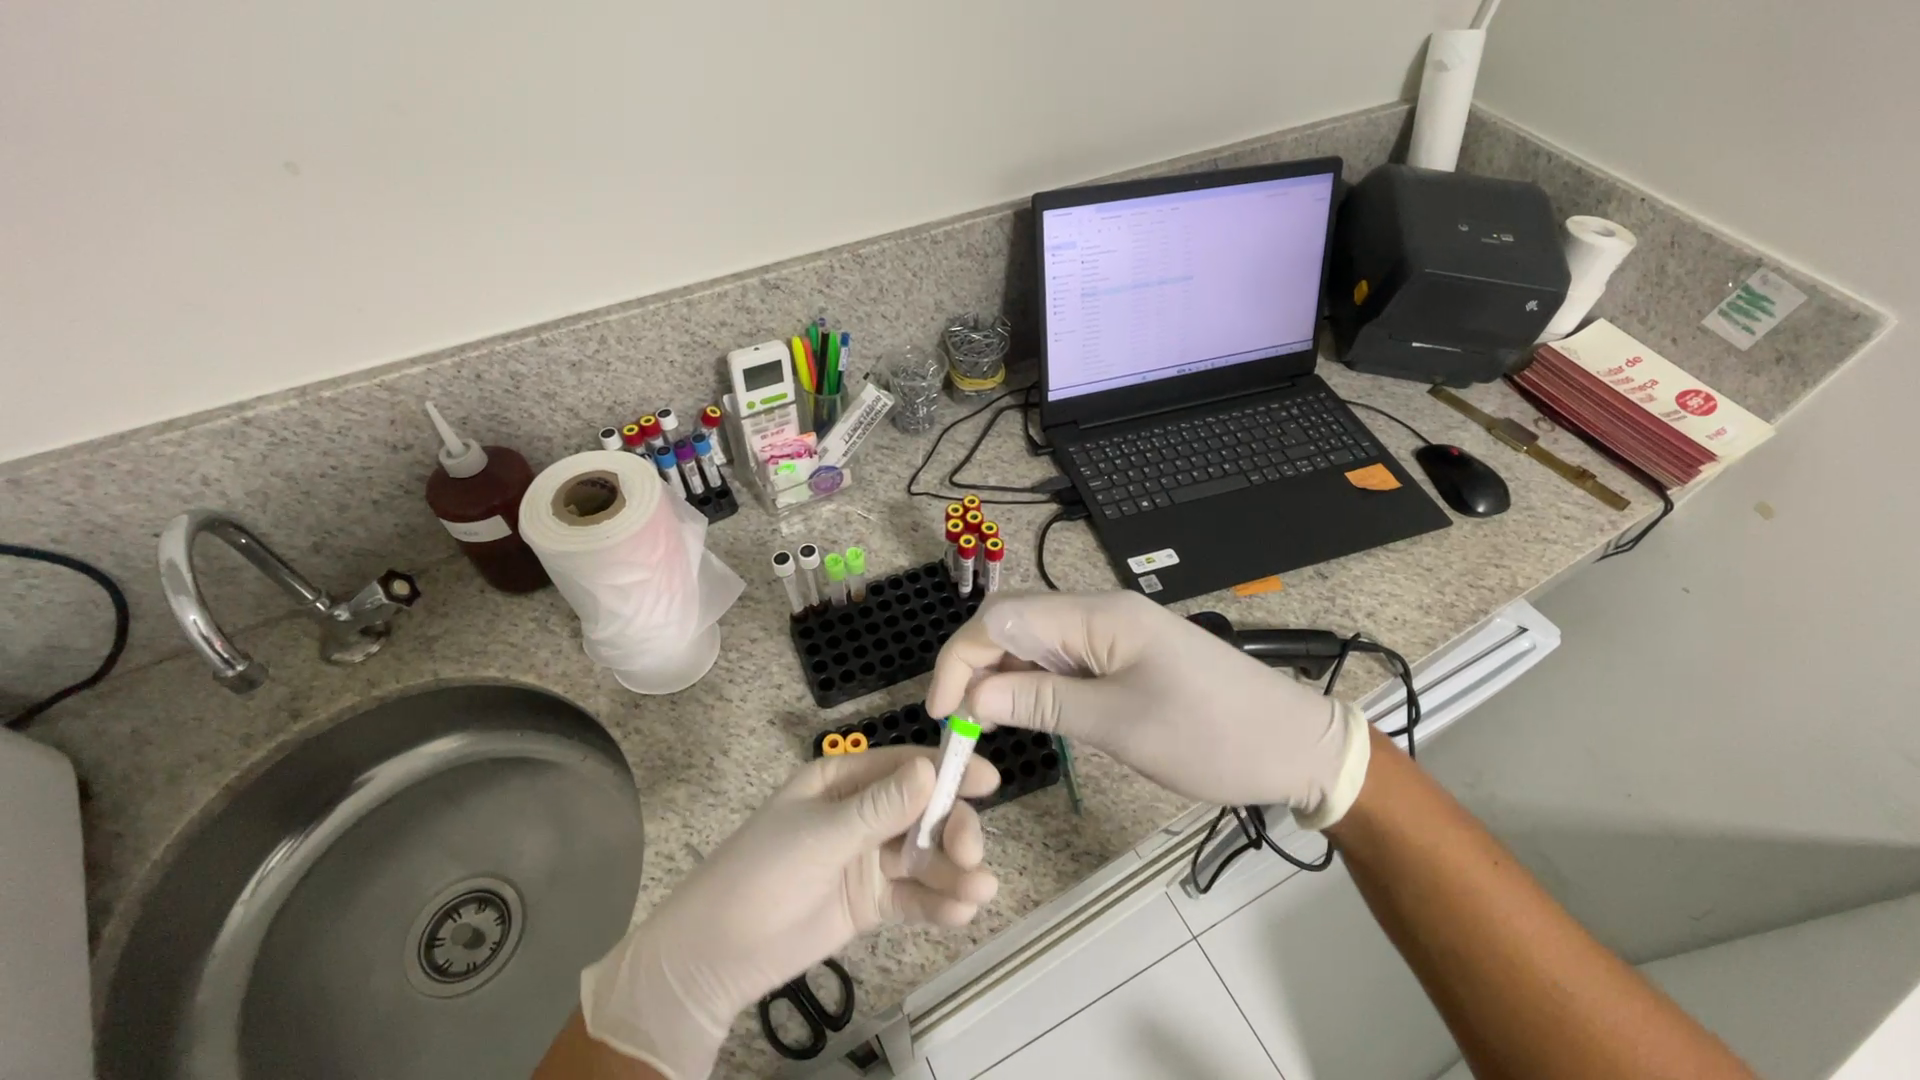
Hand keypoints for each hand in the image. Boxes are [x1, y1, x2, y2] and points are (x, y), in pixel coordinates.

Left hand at [578, 747, 999, 1079]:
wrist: (716, 954)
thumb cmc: (761, 874)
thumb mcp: (821, 835)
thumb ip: (879, 808)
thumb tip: (931, 768)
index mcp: (842, 782)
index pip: (903, 767)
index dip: (947, 771)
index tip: (988, 780)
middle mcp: (862, 814)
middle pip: (924, 813)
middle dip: (953, 830)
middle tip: (971, 855)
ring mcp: (868, 859)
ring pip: (925, 856)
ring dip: (954, 871)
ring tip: (977, 893)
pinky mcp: (872, 901)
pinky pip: (915, 895)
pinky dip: (940, 901)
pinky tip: (961, 912)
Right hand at [927, 591, 1369, 820]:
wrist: (1293, 746)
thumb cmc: (1212, 736)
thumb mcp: (1120, 724)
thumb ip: (1042, 701)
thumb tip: (973, 694)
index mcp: (1099, 616)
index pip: (1003, 618)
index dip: (960, 659)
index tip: (942, 712)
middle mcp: (1102, 612)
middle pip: (1014, 623)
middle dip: (975, 665)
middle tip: (959, 721)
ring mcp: (1115, 633)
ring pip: (1035, 641)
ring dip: (1002, 676)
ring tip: (984, 721)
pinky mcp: (1126, 656)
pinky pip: (1063, 659)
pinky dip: (1034, 683)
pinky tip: (1026, 710)